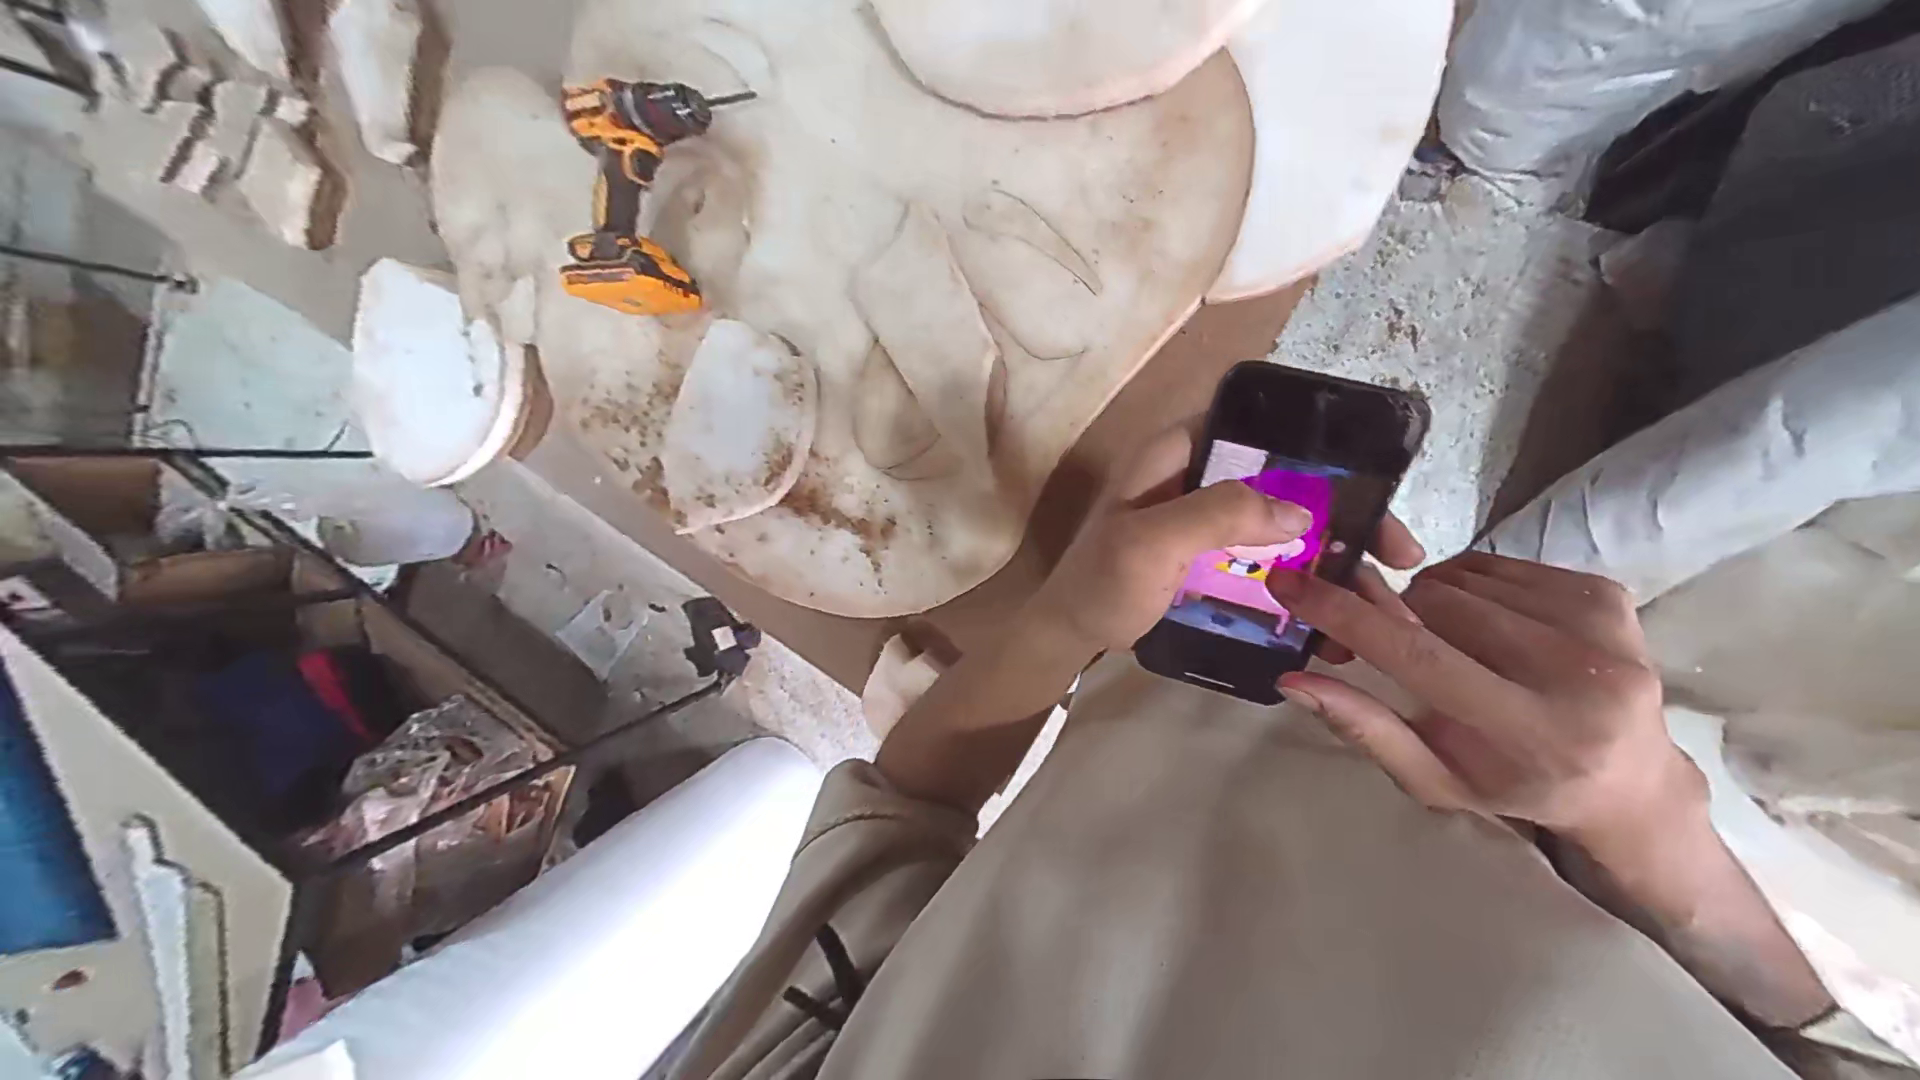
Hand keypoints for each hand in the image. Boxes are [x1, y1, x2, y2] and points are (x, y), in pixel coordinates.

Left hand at [1026, 423, 1424, 656]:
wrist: (1070, 635)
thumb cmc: (1099, 584)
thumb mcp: (1148, 543)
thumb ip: (1216, 515)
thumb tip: (1302, 510)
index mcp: (1176, 454)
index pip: (1257, 425)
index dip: (1317, 445)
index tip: (1371, 482)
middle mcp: (1196, 477)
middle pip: (1283, 478)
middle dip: (1342, 513)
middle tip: (1393, 554)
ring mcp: (1204, 519)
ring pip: (1280, 522)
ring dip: (1328, 554)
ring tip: (1376, 599)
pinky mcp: (1209, 556)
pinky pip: (1264, 558)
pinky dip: (1298, 580)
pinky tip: (1332, 618)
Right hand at [1270, 552, 1705, 846]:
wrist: (1628, 782)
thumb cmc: (1512, 786)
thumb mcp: (1429, 776)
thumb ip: (1363, 726)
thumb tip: (1291, 680)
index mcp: (1529, 732)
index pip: (1415, 654)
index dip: (1342, 613)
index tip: (1288, 581)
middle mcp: (1578, 675)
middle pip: (1432, 602)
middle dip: (1397, 613)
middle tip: (1396, 640)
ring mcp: (1602, 628)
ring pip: (1458, 577)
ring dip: (1431, 601)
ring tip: (1449, 639)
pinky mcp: (1608, 596)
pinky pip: (1494, 564)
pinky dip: (1467, 585)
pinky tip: (1484, 623)